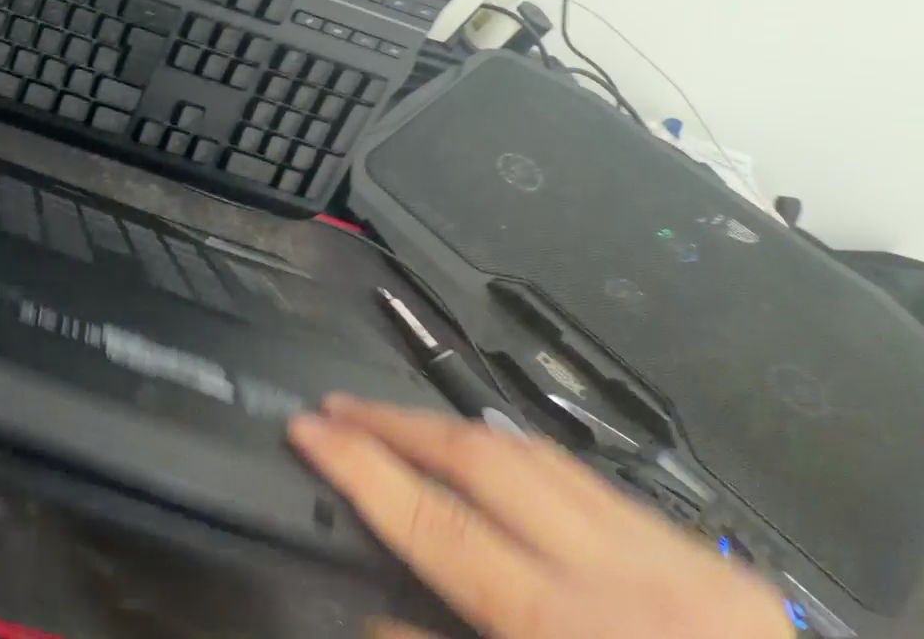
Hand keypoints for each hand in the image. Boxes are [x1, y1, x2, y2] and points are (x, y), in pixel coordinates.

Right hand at [289, 396, 792, 638]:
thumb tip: (370, 612)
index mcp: (575, 631)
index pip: (437, 521)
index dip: (359, 466)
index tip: (305, 427)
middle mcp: (636, 581)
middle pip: (486, 459)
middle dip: (399, 422)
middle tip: (338, 407)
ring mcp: (686, 561)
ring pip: (540, 455)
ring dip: (454, 431)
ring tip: (395, 423)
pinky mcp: (717, 561)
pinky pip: (591, 485)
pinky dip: (522, 463)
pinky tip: (489, 464)